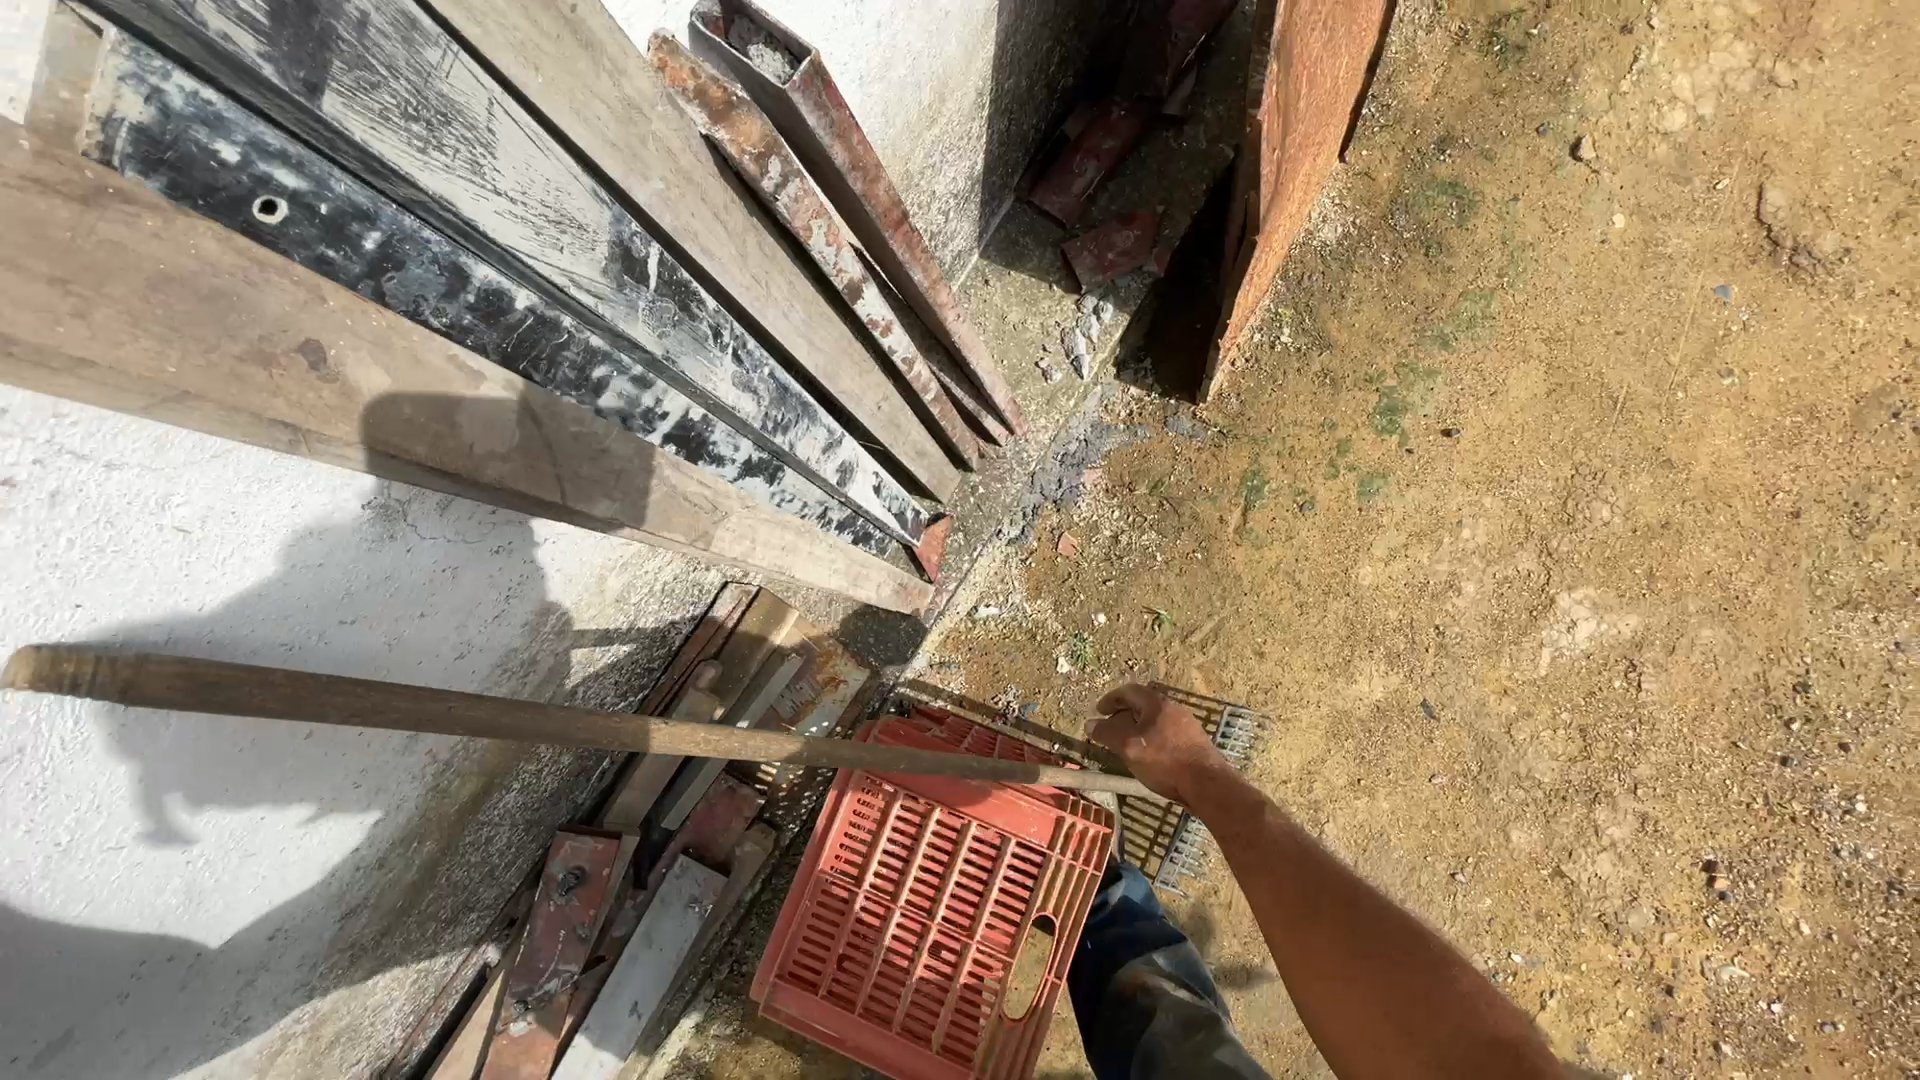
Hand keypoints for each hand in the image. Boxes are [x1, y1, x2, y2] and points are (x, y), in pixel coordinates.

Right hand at [1090, 683, 1232, 804]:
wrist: (1208, 785)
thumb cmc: (1165, 761)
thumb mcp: (1128, 747)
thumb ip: (1107, 733)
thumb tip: (1091, 723)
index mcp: (1157, 703)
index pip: (1129, 691)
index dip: (1111, 699)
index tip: (1099, 711)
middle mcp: (1174, 709)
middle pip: (1143, 705)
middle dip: (1124, 715)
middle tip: (1110, 728)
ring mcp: (1187, 726)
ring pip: (1155, 721)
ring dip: (1138, 728)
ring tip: (1127, 745)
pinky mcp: (1195, 743)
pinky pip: (1166, 733)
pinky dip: (1151, 739)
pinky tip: (1149, 756)